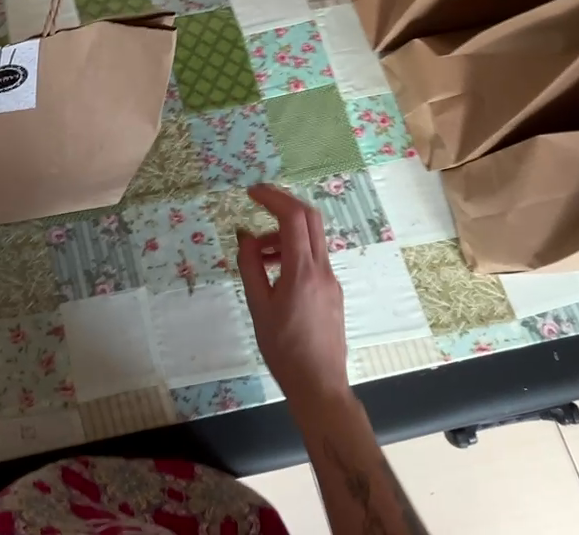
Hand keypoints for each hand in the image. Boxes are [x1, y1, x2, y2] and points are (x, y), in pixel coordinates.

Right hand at [237, 184, 349, 405]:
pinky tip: (274, 271)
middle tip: (258, 200)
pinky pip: (313, 258)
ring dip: (285, 231)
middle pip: (310, 218)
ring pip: (312, 238)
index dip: (273, 198)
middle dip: (283, 203)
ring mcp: (332, 281)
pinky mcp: (332, 292)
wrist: (319, 386)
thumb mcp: (257, 306)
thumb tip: (245, 238)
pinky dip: (292, 251)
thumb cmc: (283, 349)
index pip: (293, 218)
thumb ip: (250, 267)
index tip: (251, 192)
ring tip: (258, 252)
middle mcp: (323, 270)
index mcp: (303, 272)